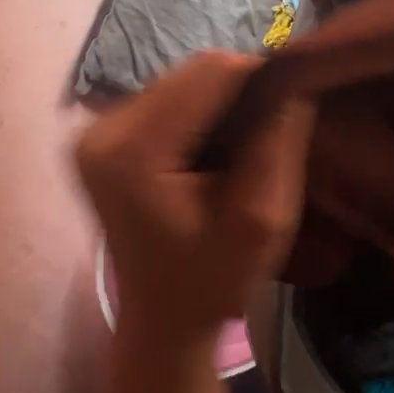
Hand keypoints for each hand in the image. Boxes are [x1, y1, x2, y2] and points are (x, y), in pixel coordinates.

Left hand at [75, 51, 315, 344]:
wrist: (164, 322)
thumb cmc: (214, 280)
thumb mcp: (263, 219)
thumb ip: (279, 143)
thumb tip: (296, 82)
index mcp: (133, 151)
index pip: (214, 72)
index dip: (262, 80)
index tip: (294, 111)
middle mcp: (103, 129)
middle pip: (196, 70)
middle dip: (243, 90)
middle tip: (273, 130)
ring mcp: (98, 130)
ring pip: (186, 78)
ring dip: (226, 99)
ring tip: (247, 141)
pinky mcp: (105, 135)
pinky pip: (172, 95)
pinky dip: (205, 109)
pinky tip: (219, 146)